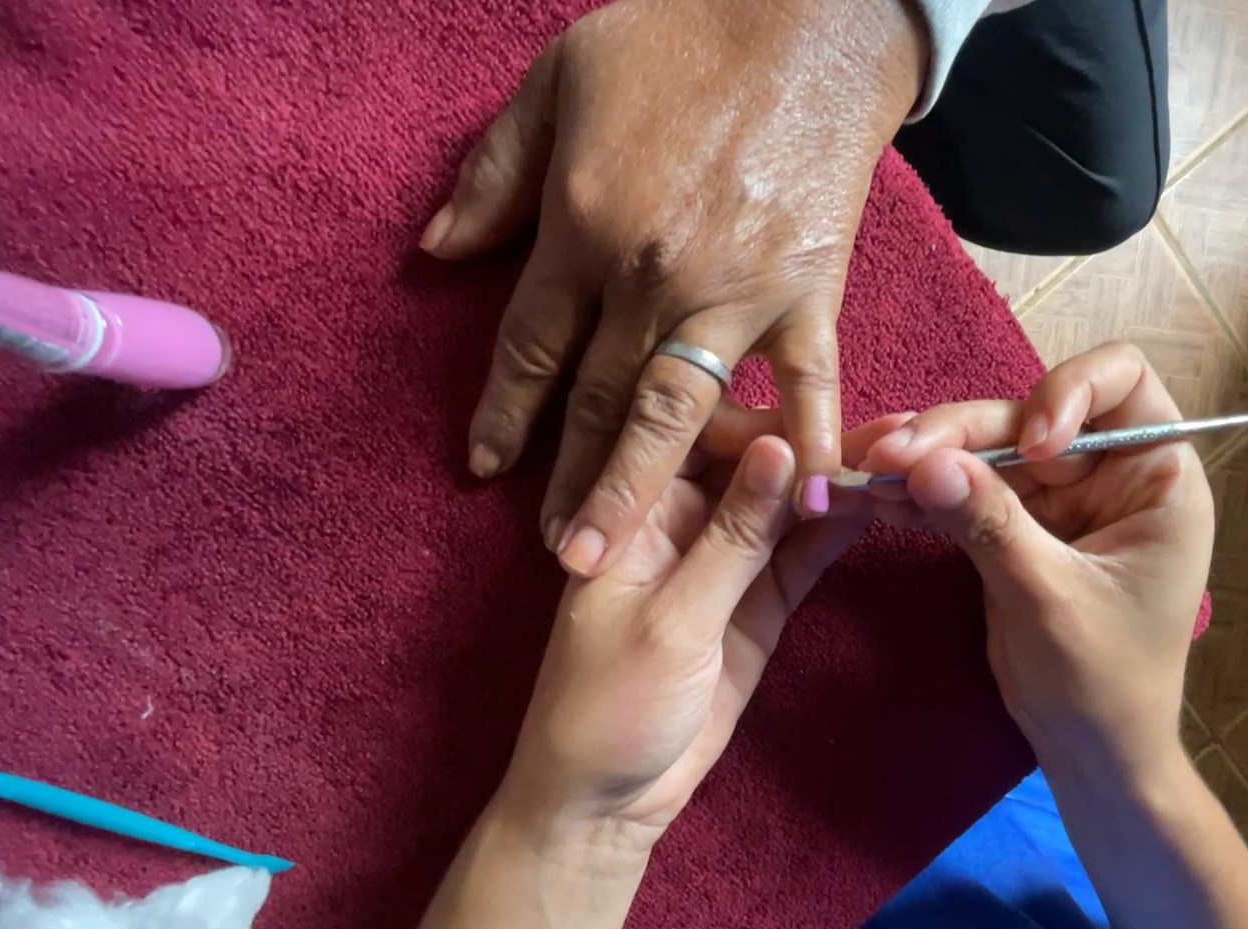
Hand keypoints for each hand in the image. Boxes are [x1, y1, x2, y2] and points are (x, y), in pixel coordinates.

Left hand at [422, 0, 925, 579]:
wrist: (808, 15)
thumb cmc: (680, 41)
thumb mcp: (559, 78)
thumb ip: (494, 172)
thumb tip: (437, 251)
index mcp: (586, 227)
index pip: (530, 346)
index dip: (504, 413)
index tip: (487, 469)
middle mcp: (653, 279)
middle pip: (599, 403)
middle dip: (571, 484)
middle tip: (558, 554)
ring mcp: (736, 297)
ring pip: (679, 415)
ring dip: (642, 493)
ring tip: (619, 556)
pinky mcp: (809, 299)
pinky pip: (807, 388)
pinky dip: (805, 447)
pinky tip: (797, 508)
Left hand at [500, 417, 906, 841]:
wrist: (609, 800)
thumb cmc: (612, 704)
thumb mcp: (674, 617)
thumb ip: (733, 536)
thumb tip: (781, 447)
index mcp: (637, 513)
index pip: (698, 439)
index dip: (760, 419)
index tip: (823, 408)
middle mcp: (682, 526)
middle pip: (752, 472)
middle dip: (810, 451)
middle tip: (885, 434)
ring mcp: (724, 566)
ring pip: (781, 513)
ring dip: (830, 492)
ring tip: (895, 465)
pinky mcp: (755, 605)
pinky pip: (796, 560)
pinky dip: (829, 538)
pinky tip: (871, 510)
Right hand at [849, 343, 1214, 782]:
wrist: (1089, 752)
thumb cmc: (1103, 682)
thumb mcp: (1049, 598)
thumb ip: (990, 524)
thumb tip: (924, 462)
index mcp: (1153, 477)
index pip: (1120, 381)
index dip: (1067, 393)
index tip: (1029, 446)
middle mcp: (1102, 473)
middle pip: (1022, 418)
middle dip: (955, 435)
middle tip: (885, 455)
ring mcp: (1051, 500)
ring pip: (980, 453)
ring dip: (921, 460)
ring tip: (862, 471)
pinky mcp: (1009, 527)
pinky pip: (960, 494)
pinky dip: (919, 495)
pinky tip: (873, 498)